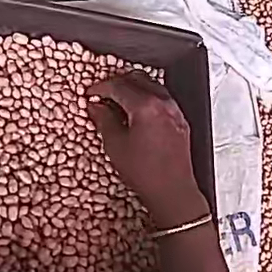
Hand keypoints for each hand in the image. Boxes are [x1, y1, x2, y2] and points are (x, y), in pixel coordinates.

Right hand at [87, 72, 209, 227]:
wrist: (172, 191)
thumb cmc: (146, 173)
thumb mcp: (115, 146)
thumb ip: (104, 120)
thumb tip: (96, 106)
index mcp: (146, 106)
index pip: (118, 86)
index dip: (100, 87)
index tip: (91, 93)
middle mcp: (164, 104)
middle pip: (136, 79)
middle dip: (116, 83)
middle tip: (102, 93)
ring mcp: (175, 111)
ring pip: (151, 86)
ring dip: (133, 88)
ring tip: (117, 101)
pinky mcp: (180, 121)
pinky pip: (162, 99)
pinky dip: (146, 98)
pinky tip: (136, 112)